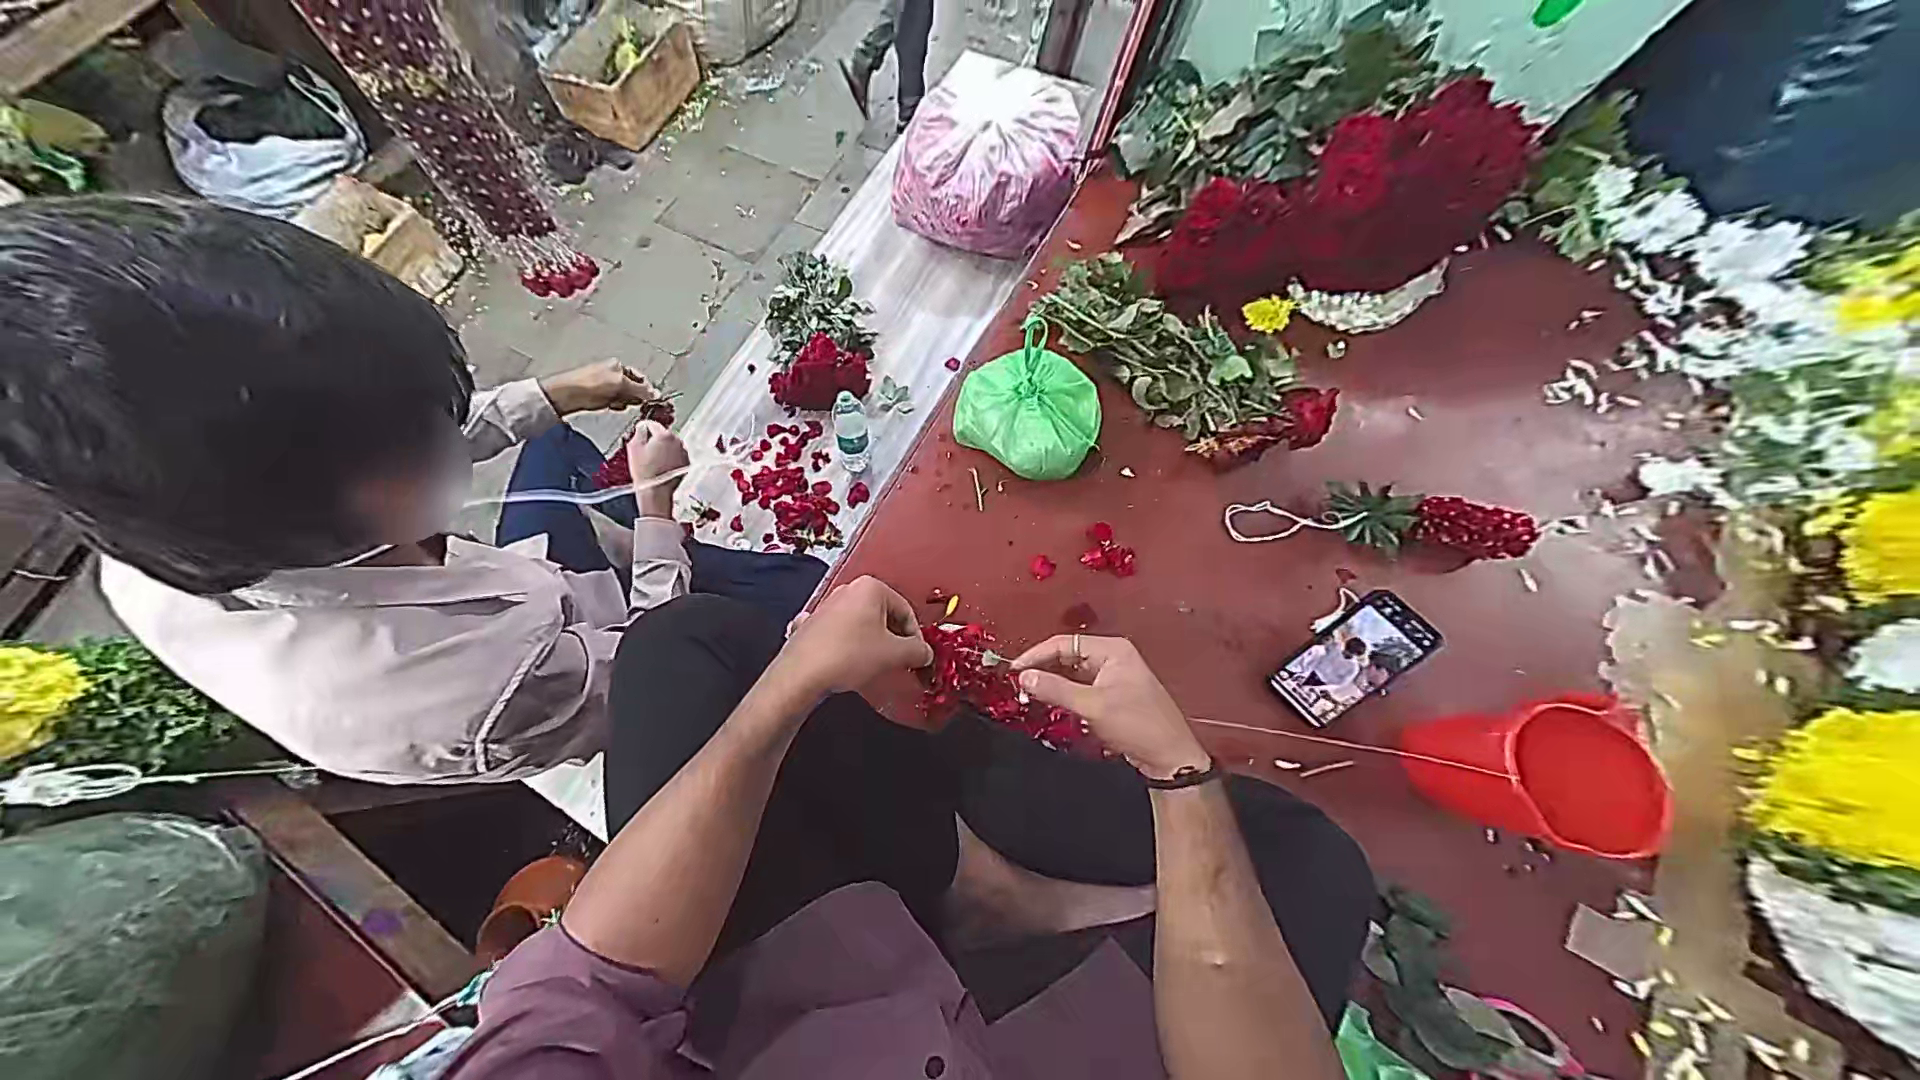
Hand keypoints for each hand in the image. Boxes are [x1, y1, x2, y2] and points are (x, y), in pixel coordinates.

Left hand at [540, 360, 658, 414]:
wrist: (567, 394)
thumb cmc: (592, 384)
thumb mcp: (622, 384)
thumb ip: (641, 390)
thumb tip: (657, 394)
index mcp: (618, 365)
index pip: (641, 378)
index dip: (646, 389)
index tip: (649, 400)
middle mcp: (613, 373)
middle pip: (634, 388)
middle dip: (634, 397)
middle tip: (630, 401)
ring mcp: (606, 384)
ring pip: (625, 396)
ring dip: (624, 402)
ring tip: (616, 403)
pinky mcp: (599, 395)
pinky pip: (614, 401)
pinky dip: (615, 405)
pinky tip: (609, 406)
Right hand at [626, 421, 687, 518]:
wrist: (656, 489)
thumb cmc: (644, 471)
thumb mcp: (634, 447)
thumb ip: (638, 433)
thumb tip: (642, 428)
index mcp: (664, 435)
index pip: (653, 424)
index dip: (644, 428)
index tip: (641, 430)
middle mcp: (677, 442)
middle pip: (664, 434)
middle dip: (656, 439)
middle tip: (646, 449)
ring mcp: (684, 452)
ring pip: (672, 444)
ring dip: (664, 448)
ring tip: (654, 459)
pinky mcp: (686, 462)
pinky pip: (677, 454)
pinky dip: (671, 456)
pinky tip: (662, 464)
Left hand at [766, 576, 934, 706]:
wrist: (801, 675)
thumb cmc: (849, 656)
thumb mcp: (894, 654)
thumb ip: (917, 651)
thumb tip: (924, 653)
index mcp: (871, 587)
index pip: (906, 611)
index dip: (915, 637)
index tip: (918, 656)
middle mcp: (848, 590)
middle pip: (884, 615)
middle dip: (894, 639)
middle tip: (900, 662)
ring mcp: (827, 605)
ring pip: (862, 624)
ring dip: (873, 643)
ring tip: (874, 665)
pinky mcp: (812, 624)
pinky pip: (840, 633)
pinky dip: (848, 646)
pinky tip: (848, 662)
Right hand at [1011, 635, 1210, 780]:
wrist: (1170, 758)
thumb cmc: (1137, 725)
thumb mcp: (1093, 706)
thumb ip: (1055, 689)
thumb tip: (1023, 677)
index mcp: (1112, 650)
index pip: (1064, 643)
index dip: (1037, 655)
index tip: (1015, 670)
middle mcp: (1112, 657)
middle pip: (1067, 655)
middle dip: (1043, 668)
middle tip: (1019, 684)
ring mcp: (1113, 675)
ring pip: (1072, 672)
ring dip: (1052, 682)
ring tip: (1030, 693)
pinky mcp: (1112, 694)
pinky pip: (1081, 686)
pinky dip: (1064, 693)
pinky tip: (1050, 702)